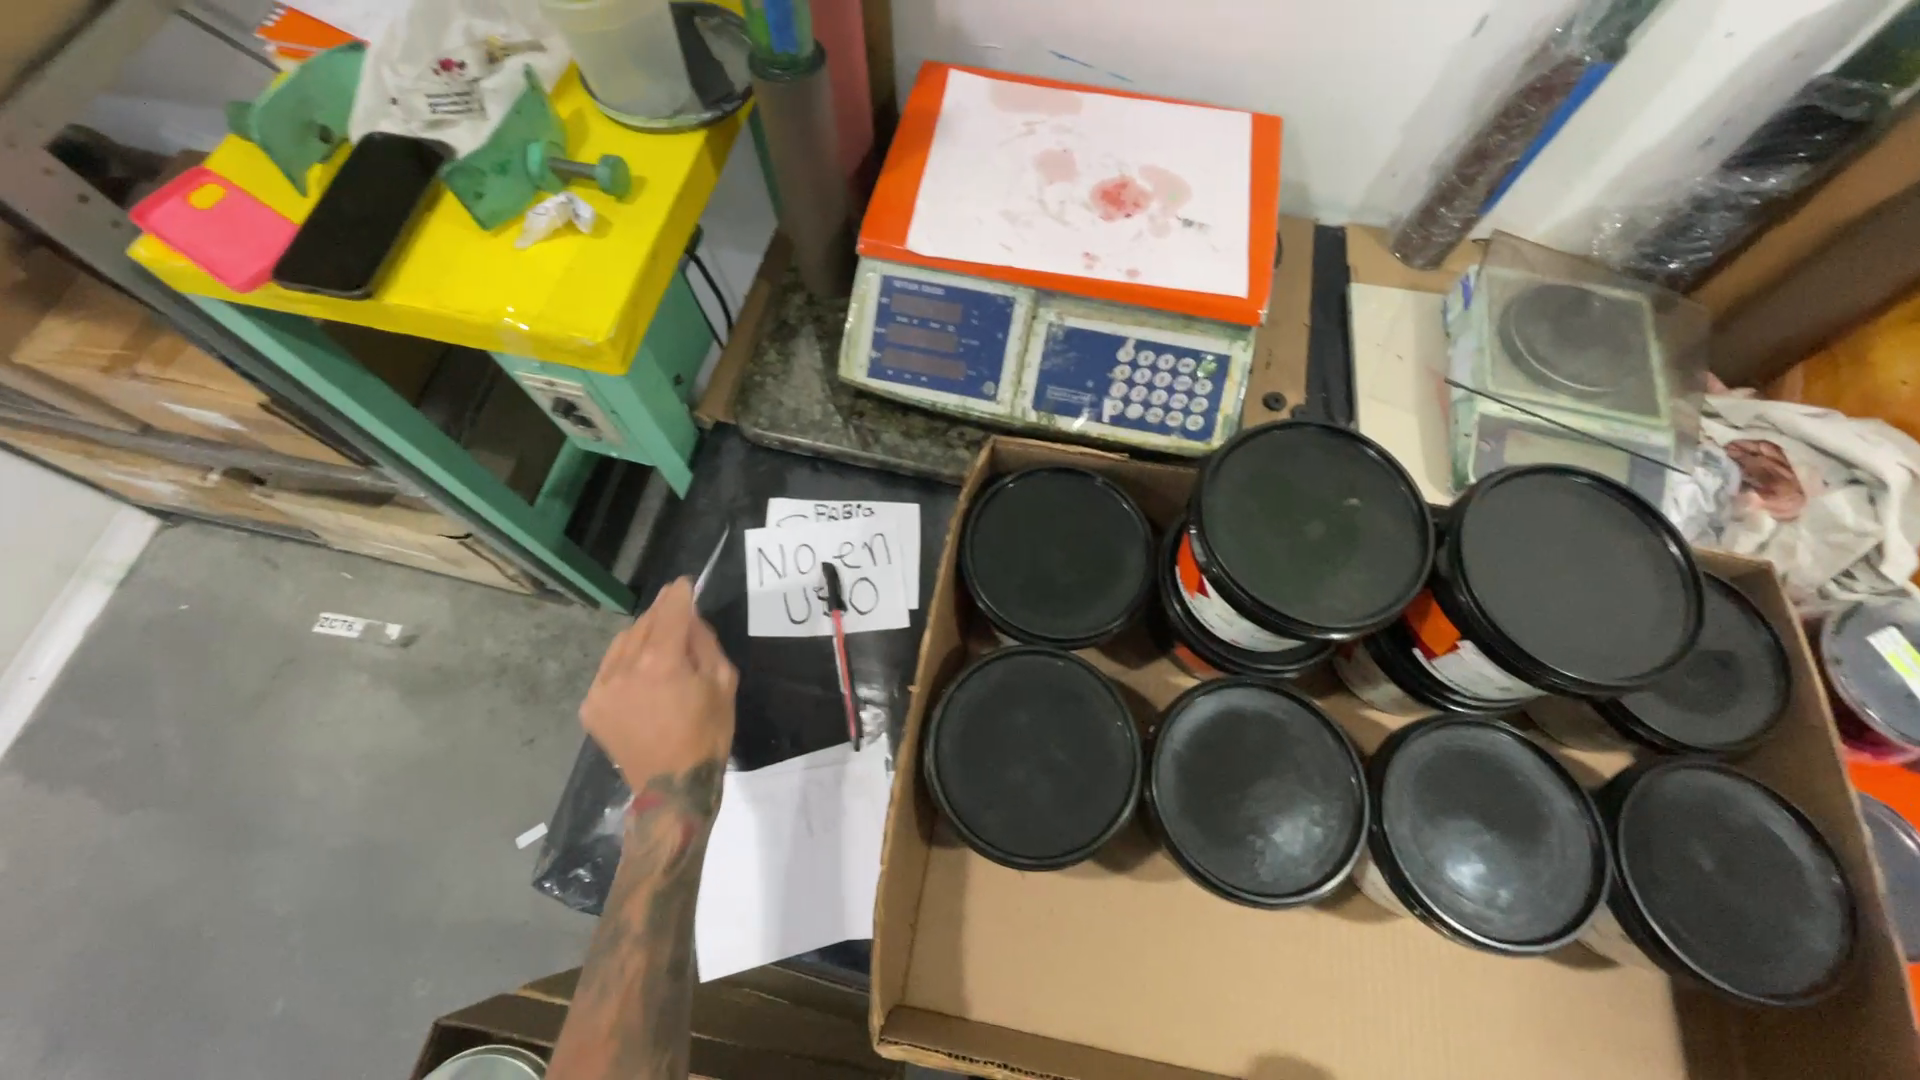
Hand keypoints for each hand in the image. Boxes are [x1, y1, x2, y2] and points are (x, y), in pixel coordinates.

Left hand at [580, 579, 737, 794]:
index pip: (670, 611)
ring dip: (643, 636)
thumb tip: (689, 617)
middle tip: (677, 610)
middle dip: (662, 614)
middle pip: (645, 623)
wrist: (671, 786)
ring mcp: (602, 688)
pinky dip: (626, 663)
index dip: (679, 594)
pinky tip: (643, 677)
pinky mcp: (591, 706)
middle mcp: (625, 669)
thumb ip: (704, 643)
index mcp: (662, 663)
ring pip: (623, 643)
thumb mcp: (723, 683)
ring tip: (660, 645)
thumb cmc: (707, 734)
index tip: (685, 583)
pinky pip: (609, 669)